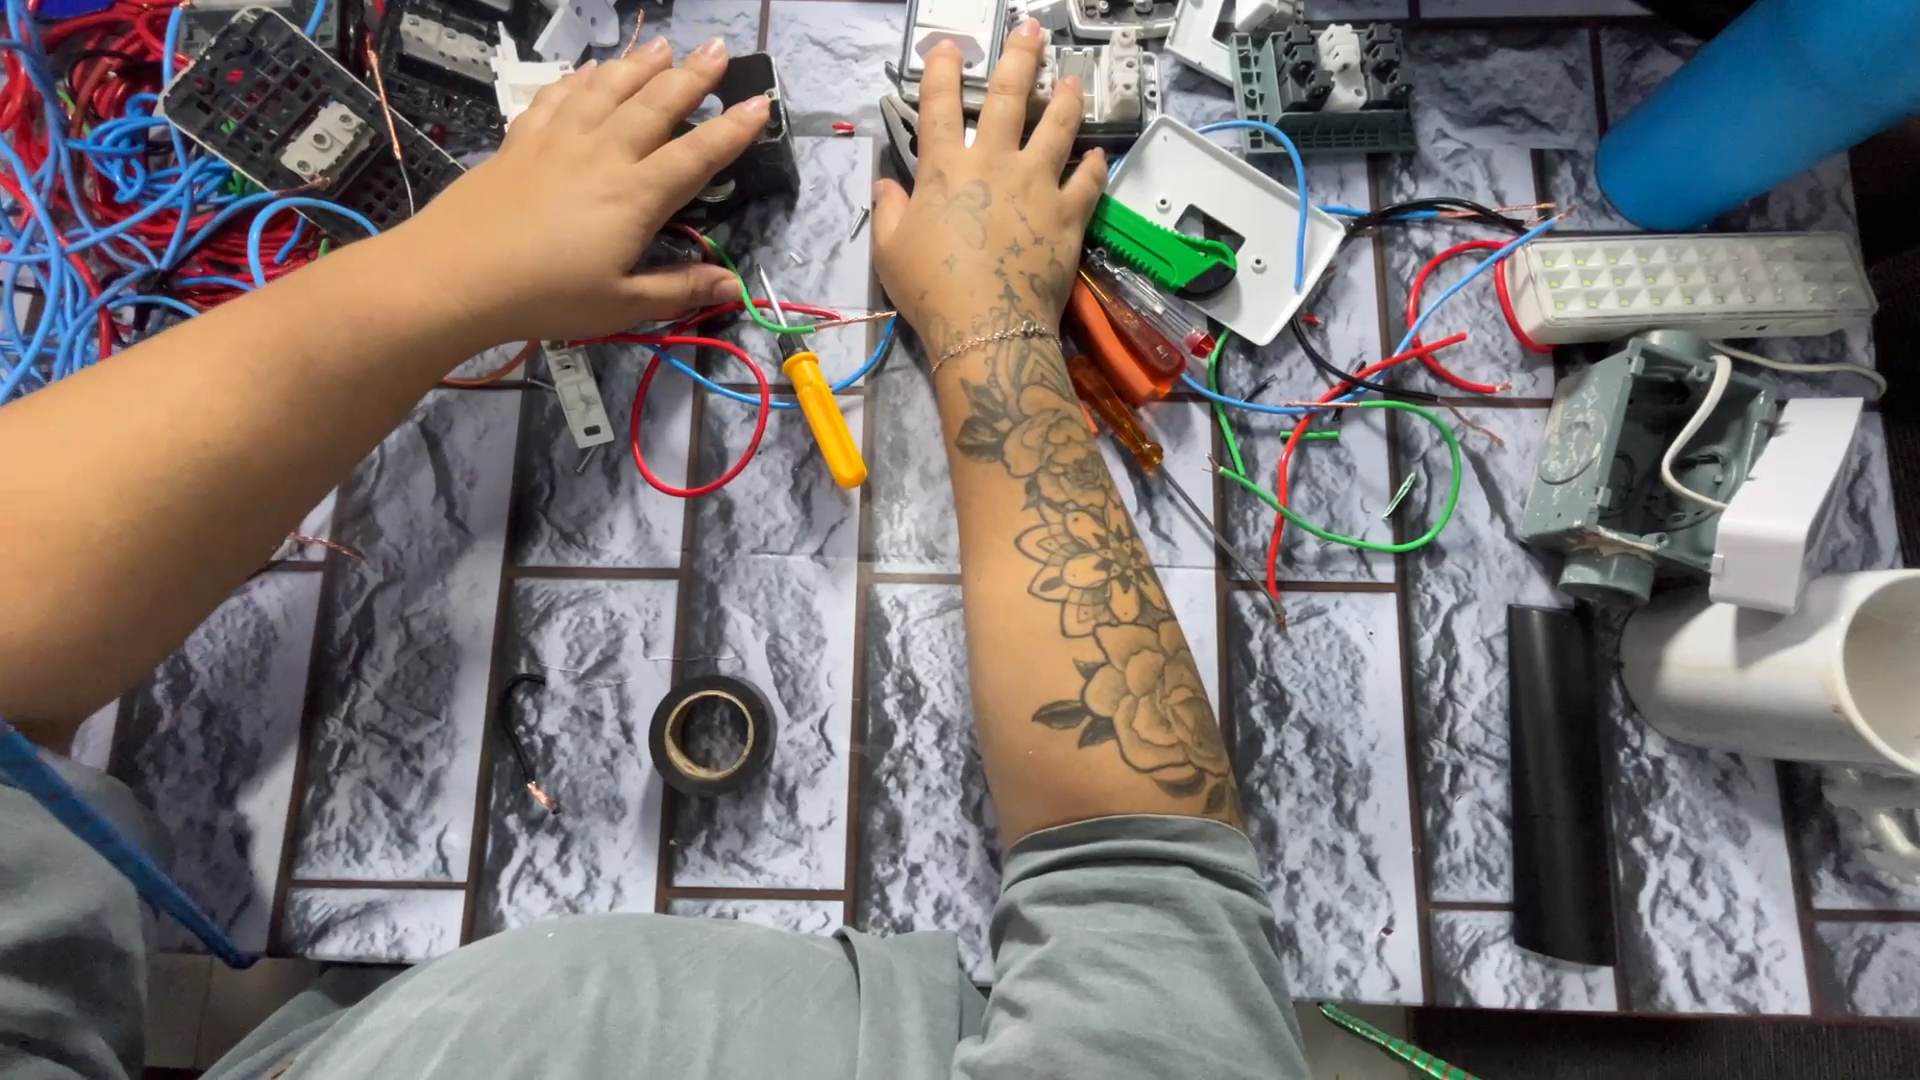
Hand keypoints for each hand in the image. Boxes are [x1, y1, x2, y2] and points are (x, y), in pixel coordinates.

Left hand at [389, 37, 765, 346]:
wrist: (456, 274)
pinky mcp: (522, 142)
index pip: (696, 156)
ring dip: (639, 65)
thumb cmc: (550, 295)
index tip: (760, 103)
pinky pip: (558, 97)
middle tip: (718, 49)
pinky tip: (591, 70)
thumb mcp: (626, 304)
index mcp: (635, 196)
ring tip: (664, 46)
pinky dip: (580, 78)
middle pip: (655, 106)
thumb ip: (682, 290)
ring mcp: (559, 142)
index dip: (732, 131)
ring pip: (607, 89)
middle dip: (692, 77)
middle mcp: (602, 155)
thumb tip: (735, 285)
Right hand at [871, 19, 1104, 355]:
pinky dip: (1093, 166)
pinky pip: (1088, 181)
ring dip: (1067, 100)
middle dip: (1020, 57)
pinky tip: (1096, 156)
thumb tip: (885, 187)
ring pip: (1058, 127)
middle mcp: (996, 163)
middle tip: (1032, 32)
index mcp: (946, 169)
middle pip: (1010, 96)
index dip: (943, 70)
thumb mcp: (889, 253)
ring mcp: (1038, 186)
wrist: (986, 326)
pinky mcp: (1069, 216)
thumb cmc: (931, 291)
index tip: (949, 47)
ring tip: (1073, 83)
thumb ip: (888, 212)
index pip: (940, 104)